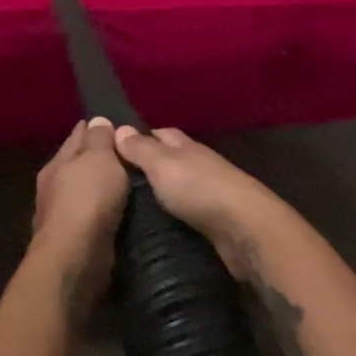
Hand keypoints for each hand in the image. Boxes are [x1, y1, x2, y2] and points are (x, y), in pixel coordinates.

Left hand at [33, 118, 129, 316]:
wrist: (75, 259)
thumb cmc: (88, 199)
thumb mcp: (98, 158)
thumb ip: (99, 138)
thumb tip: (97, 120)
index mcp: (57, 163)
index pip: (79, 135)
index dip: (98, 127)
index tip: (122, 125)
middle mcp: (55, 187)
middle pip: (82, 164)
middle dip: (104, 159)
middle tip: (136, 154)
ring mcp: (63, 216)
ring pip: (89, 192)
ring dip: (107, 188)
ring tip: (137, 182)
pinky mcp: (75, 241)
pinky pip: (96, 217)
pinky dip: (108, 212)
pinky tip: (126, 211)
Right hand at [113, 126, 289, 273]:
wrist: (243, 228)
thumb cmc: (199, 189)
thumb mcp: (163, 165)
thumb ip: (142, 149)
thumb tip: (119, 127)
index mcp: (186, 147)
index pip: (160, 134)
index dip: (139, 138)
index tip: (112, 149)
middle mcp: (197, 165)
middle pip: (169, 159)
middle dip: (146, 166)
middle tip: (114, 182)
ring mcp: (207, 192)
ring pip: (177, 186)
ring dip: (157, 192)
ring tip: (126, 207)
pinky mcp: (212, 220)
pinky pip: (184, 211)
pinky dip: (170, 214)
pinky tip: (153, 225)